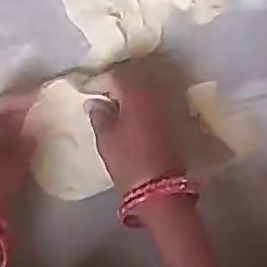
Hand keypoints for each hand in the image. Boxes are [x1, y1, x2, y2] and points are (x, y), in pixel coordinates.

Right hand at [86, 65, 183, 190]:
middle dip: (118, 84)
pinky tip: (135, 116)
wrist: (162, 190)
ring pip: (148, 89)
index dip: (98, 81)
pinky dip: (145, 104)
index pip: (114, 76)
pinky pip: (158, 102)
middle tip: (102, 95)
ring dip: (133, 94)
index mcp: (135, 91)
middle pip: (134, 78)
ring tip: (118, 105)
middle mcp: (155, 91)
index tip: (86, 90)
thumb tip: (94, 102)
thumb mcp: (106, 138)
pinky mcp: (179, 119)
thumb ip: (99, 115)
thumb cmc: (129, 161)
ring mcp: (170, 104)